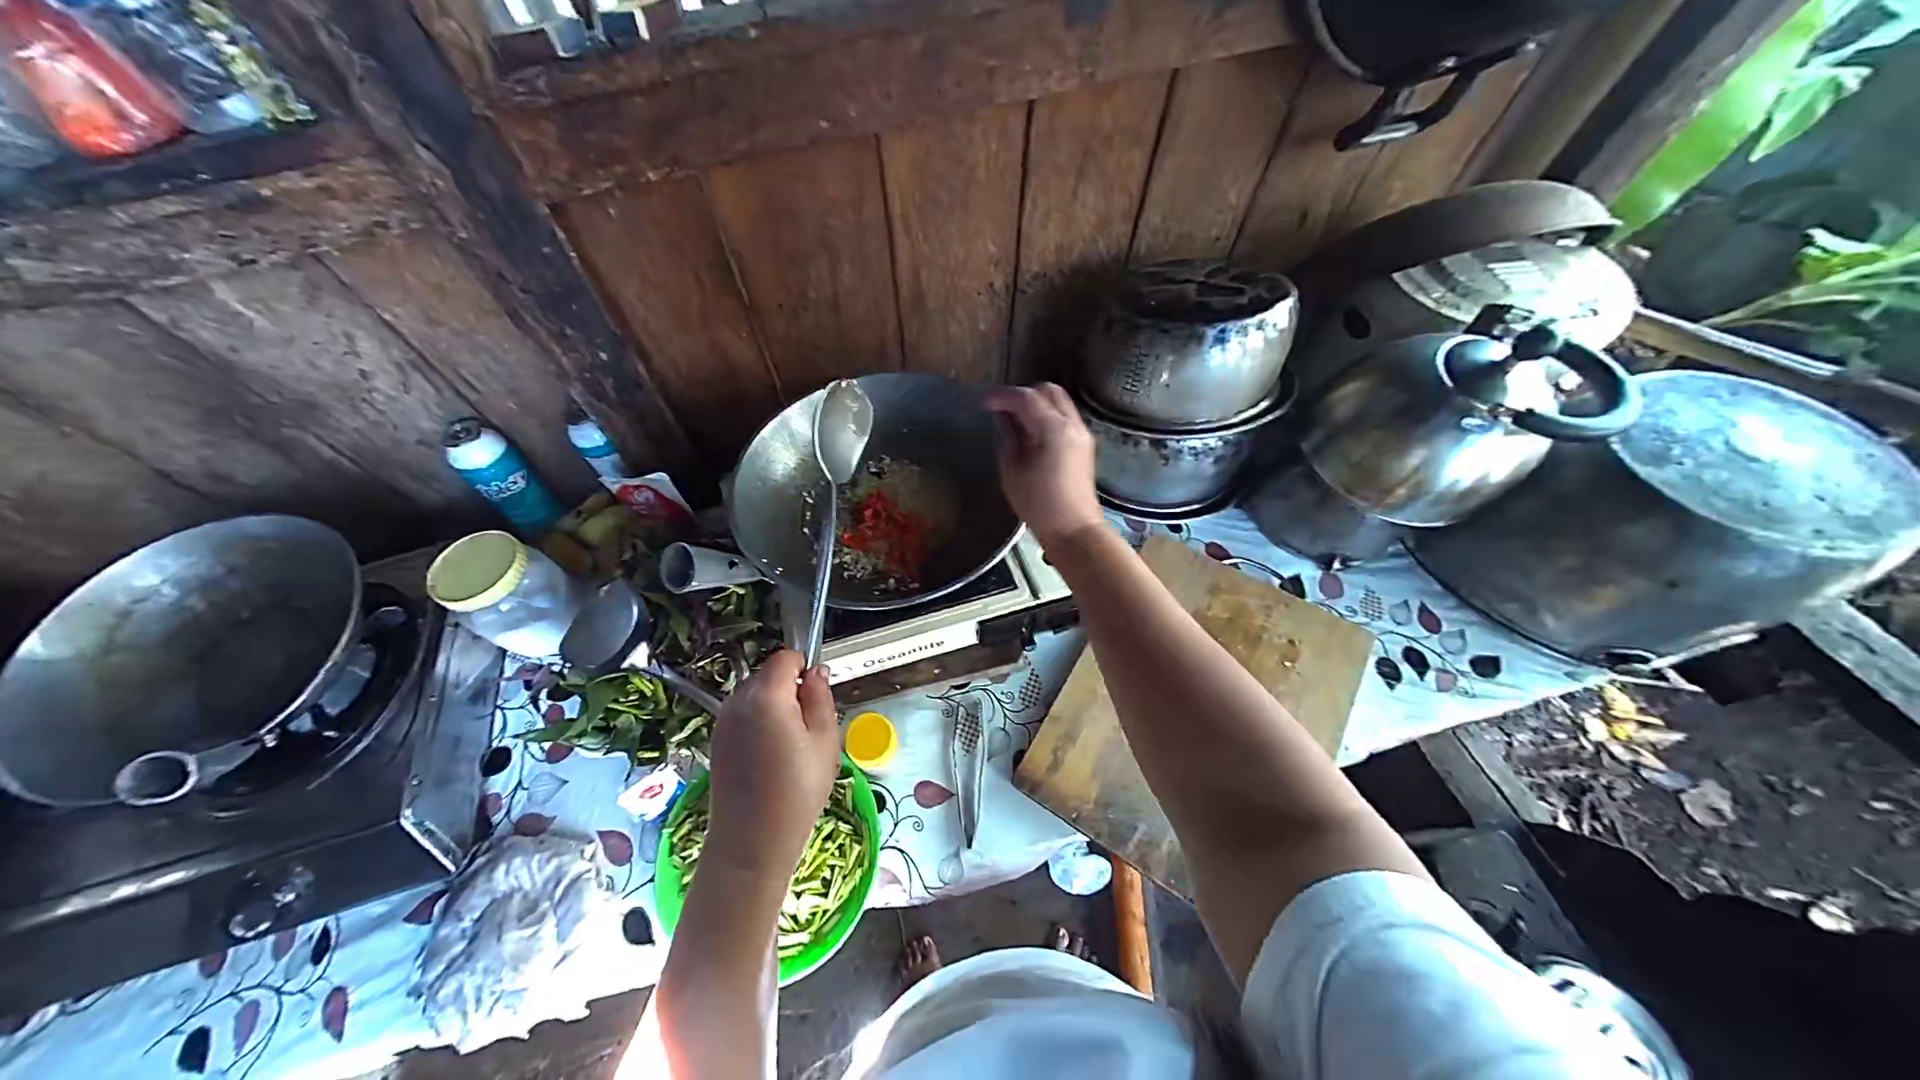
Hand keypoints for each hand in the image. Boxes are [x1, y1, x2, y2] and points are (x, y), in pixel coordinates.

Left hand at [704, 650, 840, 878]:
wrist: (752, 841)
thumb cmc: (797, 791)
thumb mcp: (825, 740)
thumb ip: (821, 697)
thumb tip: (816, 672)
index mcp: (767, 695)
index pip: (786, 657)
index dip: (805, 668)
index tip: (817, 694)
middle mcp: (738, 700)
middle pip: (768, 674)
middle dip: (789, 688)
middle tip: (808, 726)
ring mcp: (723, 720)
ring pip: (755, 694)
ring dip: (774, 706)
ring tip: (790, 745)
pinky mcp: (717, 740)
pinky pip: (743, 715)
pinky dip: (758, 723)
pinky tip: (770, 756)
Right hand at [984, 383, 1104, 547]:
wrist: (1073, 530)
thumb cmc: (1041, 507)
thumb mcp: (1012, 472)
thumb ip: (1007, 439)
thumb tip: (1001, 421)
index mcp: (1053, 430)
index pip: (1026, 398)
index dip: (1001, 396)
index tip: (984, 401)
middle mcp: (1072, 426)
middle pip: (1047, 390)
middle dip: (1022, 395)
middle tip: (1001, 408)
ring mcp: (1081, 435)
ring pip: (1058, 401)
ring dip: (1035, 404)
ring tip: (1013, 422)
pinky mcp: (1083, 446)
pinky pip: (1063, 417)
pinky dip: (1045, 416)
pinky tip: (1029, 434)